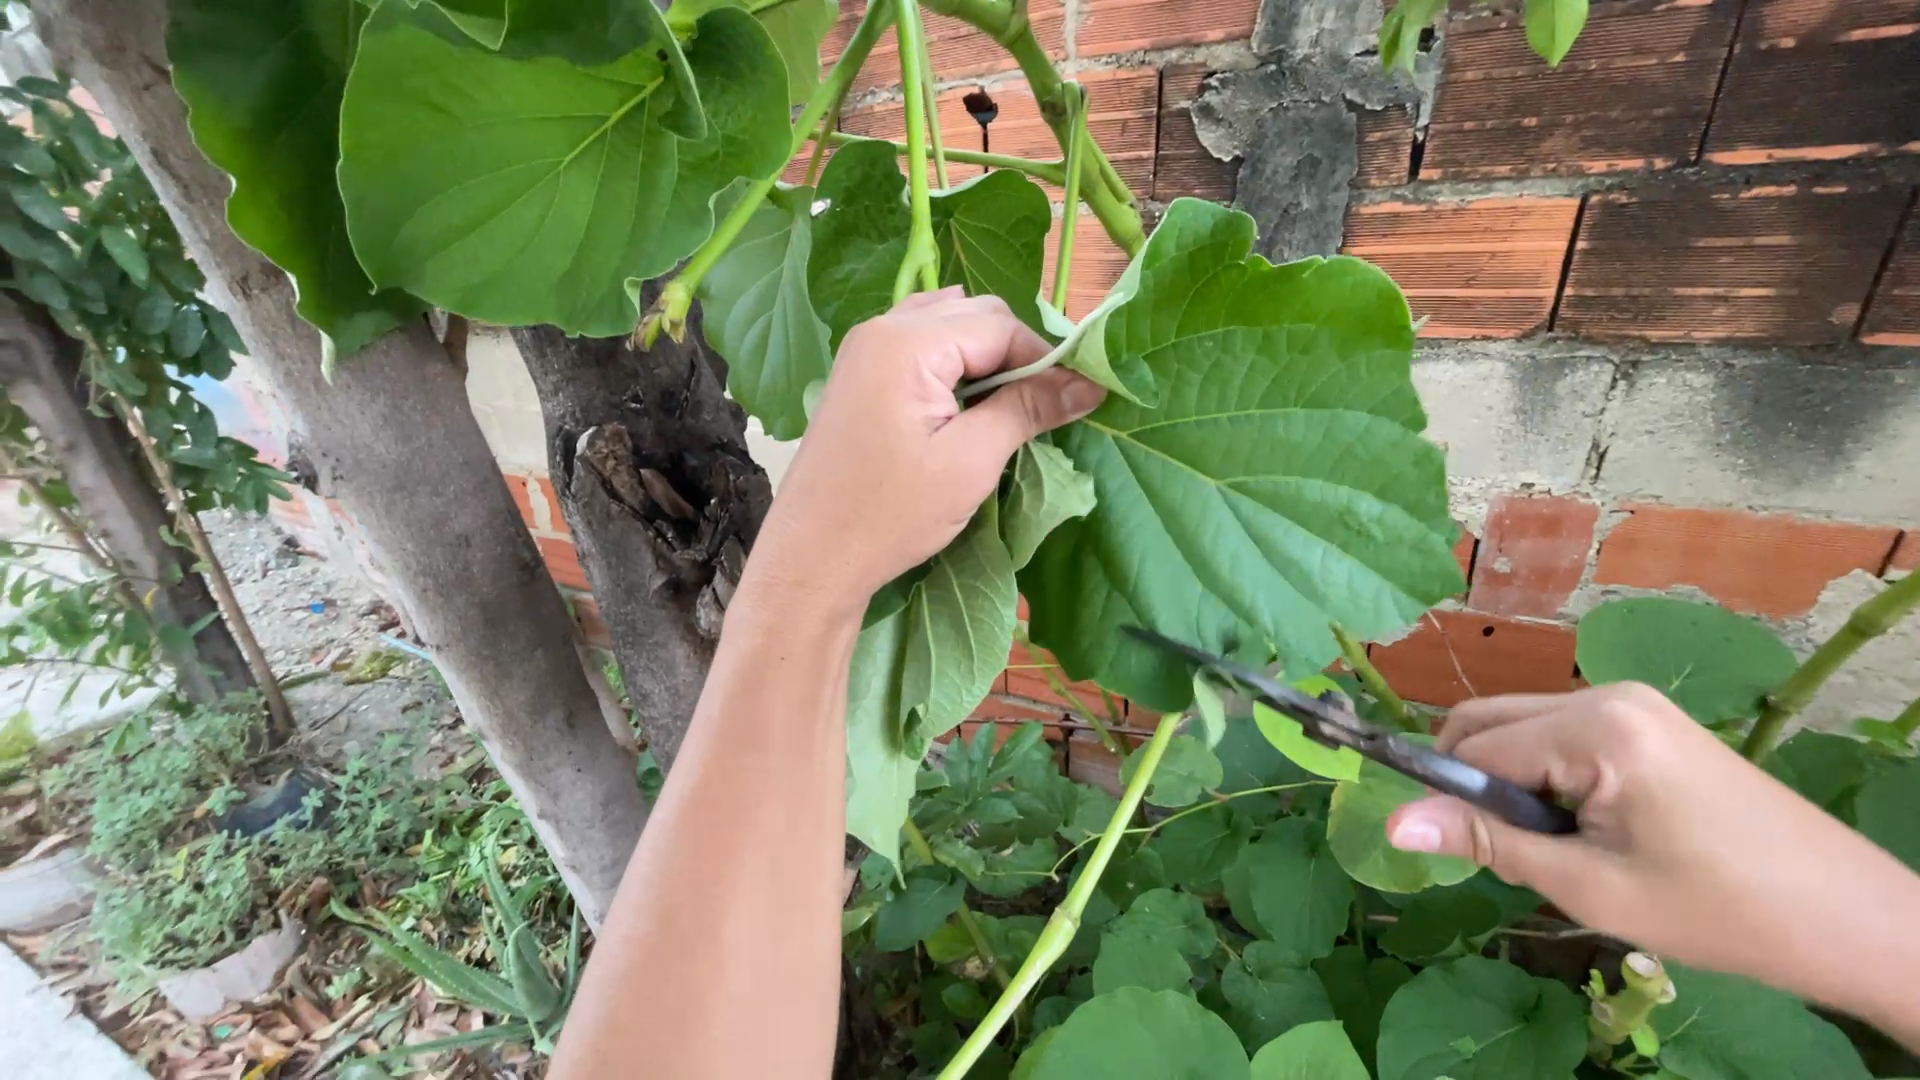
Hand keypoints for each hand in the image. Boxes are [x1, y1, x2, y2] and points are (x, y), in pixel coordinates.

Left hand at [751, 288, 1104, 611]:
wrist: (813, 557)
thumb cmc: (890, 515)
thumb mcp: (970, 462)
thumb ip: (1028, 409)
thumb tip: (1090, 383)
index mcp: (906, 343)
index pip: (999, 325)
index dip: (1044, 358)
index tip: (1076, 398)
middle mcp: (881, 330)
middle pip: (973, 316)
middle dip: (1017, 354)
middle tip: (1044, 406)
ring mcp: (864, 351)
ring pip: (946, 327)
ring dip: (986, 357)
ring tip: (1009, 405)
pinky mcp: (859, 377)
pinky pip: (919, 348)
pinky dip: (953, 364)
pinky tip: (967, 401)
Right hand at [1387, 682, 1919, 1038]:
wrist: (1862, 924)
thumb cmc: (1723, 914)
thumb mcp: (1591, 887)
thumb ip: (1484, 843)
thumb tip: (1392, 825)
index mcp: (1597, 729)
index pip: (1476, 751)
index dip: (1458, 801)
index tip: (1474, 850)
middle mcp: (1605, 696)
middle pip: (1486, 723)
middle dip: (1480, 784)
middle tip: (1522, 850)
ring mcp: (1629, 701)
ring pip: (1515, 726)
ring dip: (1511, 779)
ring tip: (1561, 839)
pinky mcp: (1644, 716)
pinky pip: (1554, 730)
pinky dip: (1542, 770)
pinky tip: (1584, 818)